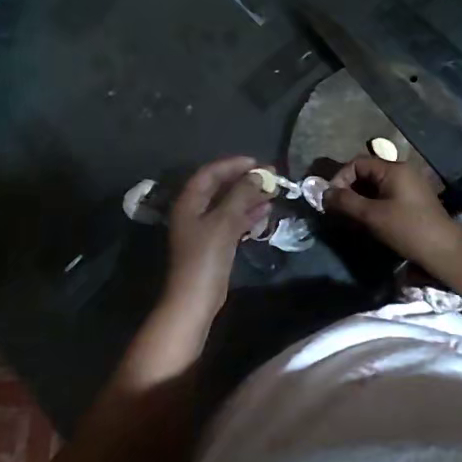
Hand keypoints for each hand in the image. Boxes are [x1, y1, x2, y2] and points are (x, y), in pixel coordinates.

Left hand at [165, 156, 272, 313]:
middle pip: (220, 188)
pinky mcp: (215, 244)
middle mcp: (194, 211)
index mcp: (189, 202)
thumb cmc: (205, 257)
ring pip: (228, 205)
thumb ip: (240, 195)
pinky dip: (247, 215)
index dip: (233, 165)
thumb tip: (258, 175)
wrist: (196, 298)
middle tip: (270, 176)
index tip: (257, 163)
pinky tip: (266, 211)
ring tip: (272, 191)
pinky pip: (232, 221)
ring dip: (249, 197)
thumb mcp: (224, 222)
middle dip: (244, 180)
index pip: (210, 173)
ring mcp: (204, 228)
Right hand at [325, 155, 461, 268]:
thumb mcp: (371, 215)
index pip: (358, 163)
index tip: (331, 200)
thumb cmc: (407, 229)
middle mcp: (403, 172)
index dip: (340, 178)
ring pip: (375, 186)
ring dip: (359, 199)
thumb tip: (323, 193)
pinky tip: (368, 221)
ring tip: (350, 217)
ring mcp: (410, 186)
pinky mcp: (413, 201)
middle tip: (338, 210)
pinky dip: (372, 204)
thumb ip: (345, 202)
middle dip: (348, 189)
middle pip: (366, 173)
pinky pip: (386, 196)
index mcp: (394, 169)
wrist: (444, 251)